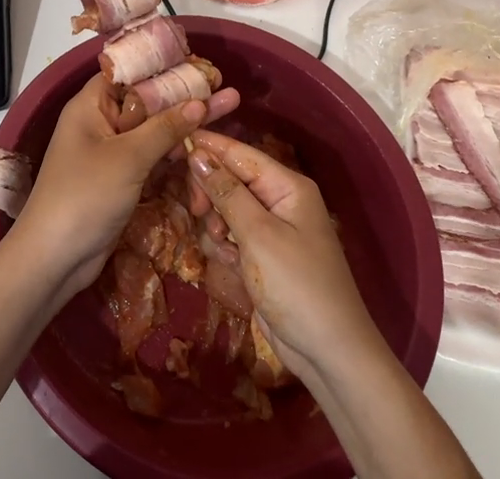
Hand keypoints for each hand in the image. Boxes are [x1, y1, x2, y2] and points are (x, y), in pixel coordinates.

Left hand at [8, 73, 239, 305]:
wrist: (56, 257)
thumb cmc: (85, 196)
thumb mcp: (128, 157)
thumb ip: (164, 128)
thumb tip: (199, 101)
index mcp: (90, 106)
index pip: (128, 73)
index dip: (162, 67)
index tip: (200, 65)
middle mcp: (99, 122)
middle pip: (145, 101)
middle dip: (183, 95)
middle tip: (225, 88)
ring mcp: (110, 152)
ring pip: (152, 130)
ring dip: (184, 123)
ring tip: (228, 108)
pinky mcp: (120, 178)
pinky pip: (151, 156)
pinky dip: (175, 151)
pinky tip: (205, 144)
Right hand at [186, 130, 376, 382]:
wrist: (327, 351)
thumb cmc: (296, 285)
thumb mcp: (258, 234)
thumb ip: (226, 192)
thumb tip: (197, 153)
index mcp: (287, 186)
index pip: (239, 153)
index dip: (206, 147)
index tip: (171, 148)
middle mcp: (280, 201)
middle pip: (230, 178)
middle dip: (210, 192)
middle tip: (197, 212)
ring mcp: (272, 230)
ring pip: (226, 208)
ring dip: (216, 224)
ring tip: (222, 245)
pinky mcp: (263, 255)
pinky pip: (232, 235)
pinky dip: (225, 246)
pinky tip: (230, 263)